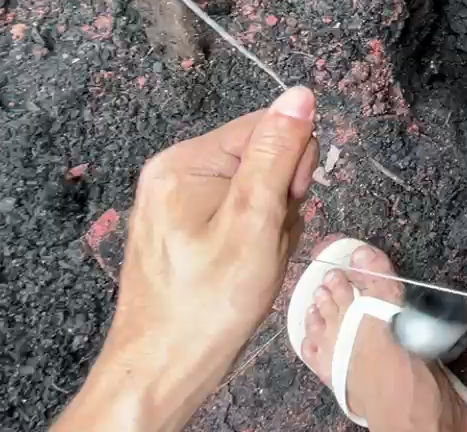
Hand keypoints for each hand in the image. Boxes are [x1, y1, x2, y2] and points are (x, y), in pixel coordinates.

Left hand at [54, 86, 318, 431]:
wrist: (165, 373)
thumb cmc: (211, 299)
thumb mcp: (255, 220)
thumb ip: (278, 153)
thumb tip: (301, 93)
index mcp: (186, 162)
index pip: (272, 127)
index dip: (294, 163)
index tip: (285, 206)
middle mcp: (178, 172)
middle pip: (269, 154)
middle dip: (285, 194)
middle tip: (270, 237)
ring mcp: (181, 201)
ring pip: (265, 185)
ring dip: (277, 219)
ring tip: (260, 256)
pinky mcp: (189, 226)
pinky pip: (247, 209)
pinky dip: (262, 233)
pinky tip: (251, 262)